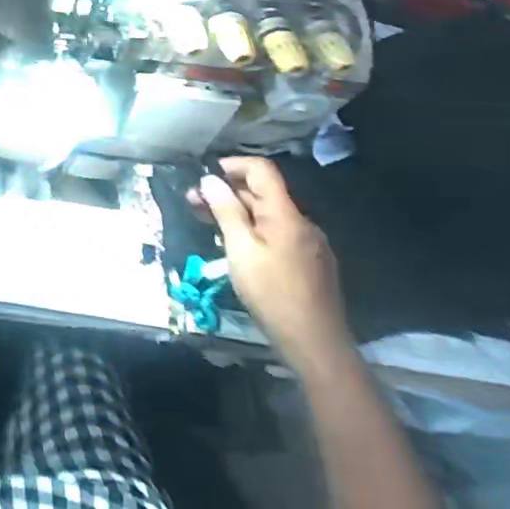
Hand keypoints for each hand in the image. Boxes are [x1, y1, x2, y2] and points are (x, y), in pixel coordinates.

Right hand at [196, 157, 354, 370]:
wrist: (316, 344)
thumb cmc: (272, 293)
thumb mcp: (240, 250)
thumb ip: (226, 211)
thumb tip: (210, 180)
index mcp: (286, 215)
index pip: (262, 170)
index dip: (233, 165)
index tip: (205, 175)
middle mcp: (301, 222)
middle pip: (263, 193)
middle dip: (227, 191)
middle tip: (194, 202)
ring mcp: (308, 243)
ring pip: (269, 214)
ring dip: (238, 211)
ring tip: (208, 221)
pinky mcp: (309, 261)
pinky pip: (278, 232)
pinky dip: (253, 228)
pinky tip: (236, 244)